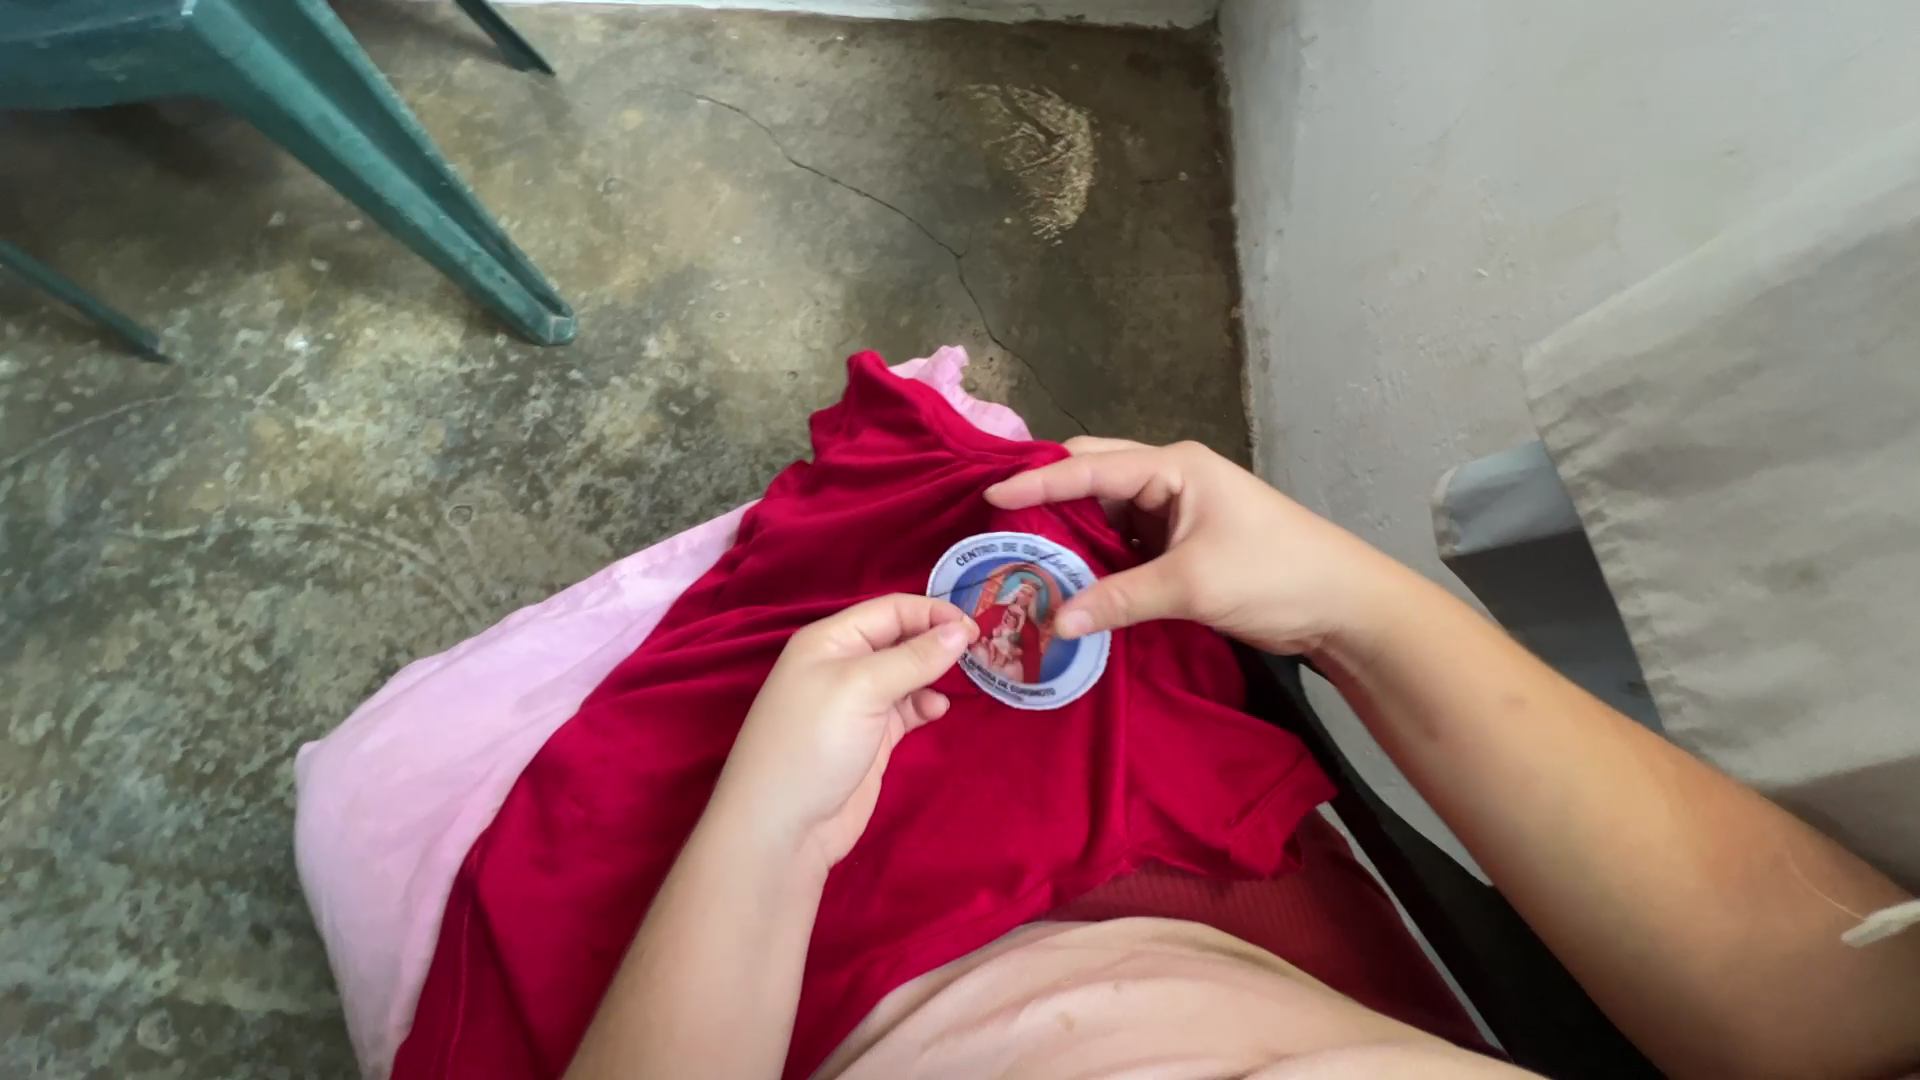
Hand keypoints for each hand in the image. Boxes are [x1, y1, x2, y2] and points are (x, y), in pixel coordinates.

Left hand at [712, 594, 978, 870]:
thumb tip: (961, 630)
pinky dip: (924, 705)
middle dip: (937, 641)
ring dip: (934, 674)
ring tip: (962, 681)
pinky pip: (905, 708)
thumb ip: (914, 657)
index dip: (933, 613)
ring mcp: (857, 703)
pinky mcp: (870, 737)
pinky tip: (936, 711)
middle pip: (900, 638)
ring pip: (906, 673)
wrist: (782, 830)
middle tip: (979, 651)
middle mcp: (843, 664)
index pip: (891, 609)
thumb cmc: (815, 742)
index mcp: (832, 639)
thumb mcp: (863, 688)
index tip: (975, 628)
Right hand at [985, 437, 1415, 656]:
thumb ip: (1119, 599)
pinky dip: (1092, 557)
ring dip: (1067, 530)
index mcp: (1174, 467)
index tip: (989, 495)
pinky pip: (1120, 543)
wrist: (1343, 606)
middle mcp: (1168, 479)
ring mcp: (1172, 511)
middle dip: (1047, 494)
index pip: (1091, 466)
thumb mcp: (1193, 584)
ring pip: (1103, 513)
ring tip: (1019, 550)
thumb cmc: (1276, 574)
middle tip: (997, 518)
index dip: (1037, 480)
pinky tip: (1064, 574)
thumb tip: (1055, 621)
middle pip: (1093, 476)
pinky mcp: (1176, 543)